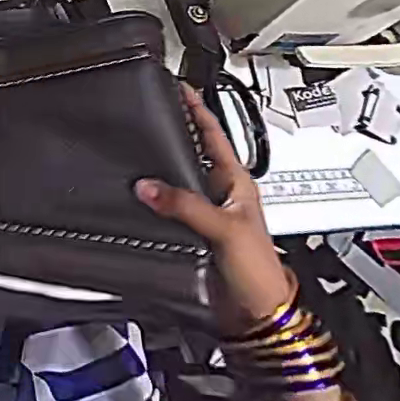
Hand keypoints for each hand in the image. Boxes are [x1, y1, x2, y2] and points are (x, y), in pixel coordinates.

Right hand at [135, 85, 291, 327]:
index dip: (197, 107)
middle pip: (192, 150)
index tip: (180, 86)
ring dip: (160, 164)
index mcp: (236, 180)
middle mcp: (219, 190)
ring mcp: (206, 210)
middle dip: (173, 130)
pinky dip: (154, 195)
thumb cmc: (260, 271)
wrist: (257, 315)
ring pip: (178, 176)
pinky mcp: (192, 230)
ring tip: (139, 143)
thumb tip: (147, 186)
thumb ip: (185, 205)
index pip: (213, 131)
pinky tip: (139, 191)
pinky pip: (168, 204)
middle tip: (151, 109)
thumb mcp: (224, 229)